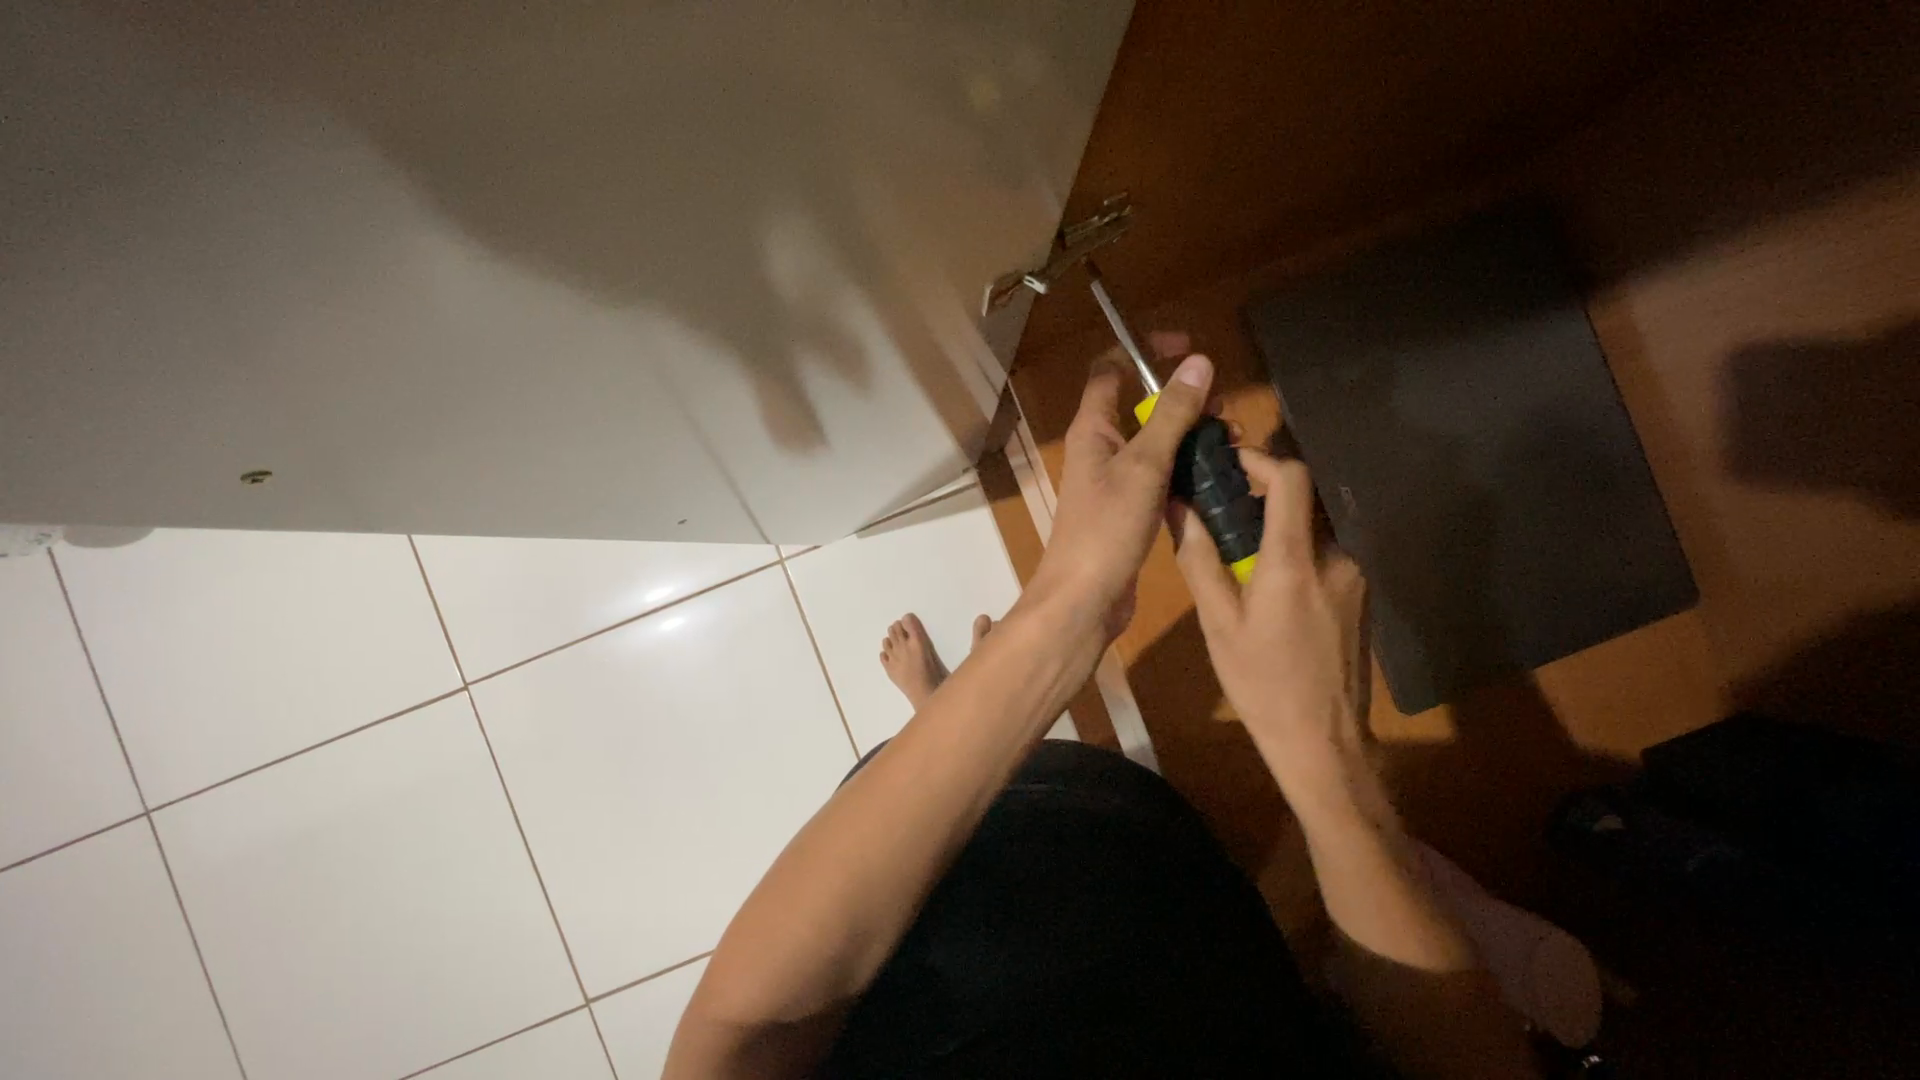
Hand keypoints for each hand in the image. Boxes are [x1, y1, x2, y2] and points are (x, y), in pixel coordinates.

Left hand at [1027, 347, 1215, 639]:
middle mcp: (1100, 449)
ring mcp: (1114, 481)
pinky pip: (1160, 475)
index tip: (1190, 349)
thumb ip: (1171, 414)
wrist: (1086, 598)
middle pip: (1141, 406)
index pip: (1112, 369)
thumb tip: (1198, 362)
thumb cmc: (1108, 527)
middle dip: (1183, 401)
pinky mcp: (1129, 509)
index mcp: (1092, 429)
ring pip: (1155, 443)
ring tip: (1231, 445)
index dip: (1145, 351)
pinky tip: (1216, 477)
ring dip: (1190, 437)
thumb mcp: (1144, 465)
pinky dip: (1185, 470)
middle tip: (1224, 411)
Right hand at [1170, 447, 1366, 761]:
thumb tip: (1178, 507)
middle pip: (1303, 500)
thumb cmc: (1260, 684)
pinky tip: (1269, 586)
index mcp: (1293, 562)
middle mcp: (1334, 558)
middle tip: (1222, 510)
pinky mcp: (1360, 596)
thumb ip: (1200, 559)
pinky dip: (1294, 552)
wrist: (1322, 740)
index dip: (1260, 461)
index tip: (1228, 464)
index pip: (1291, 479)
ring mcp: (1354, 577)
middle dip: (1262, 496)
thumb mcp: (1218, 624)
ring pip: (1312, 529)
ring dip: (1277, 527)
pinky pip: (1323, 555)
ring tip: (1239, 551)